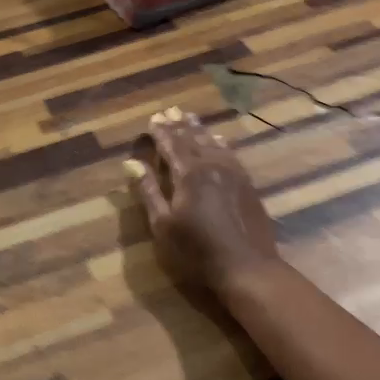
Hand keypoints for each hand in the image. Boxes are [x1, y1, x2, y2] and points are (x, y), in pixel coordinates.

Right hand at [125, 107, 281, 294]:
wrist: (248, 268)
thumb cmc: (198, 250)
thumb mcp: (164, 224)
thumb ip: (149, 190)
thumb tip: (131, 162)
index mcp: (188, 173)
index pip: (171, 144)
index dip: (161, 131)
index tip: (153, 118)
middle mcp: (210, 165)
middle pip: (192, 139)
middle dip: (179, 125)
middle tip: (170, 110)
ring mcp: (232, 173)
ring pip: (212, 143)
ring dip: (199, 130)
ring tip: (190, 118)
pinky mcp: (246, 184)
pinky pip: (230, 153)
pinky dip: (220, 142)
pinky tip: (219, 139)